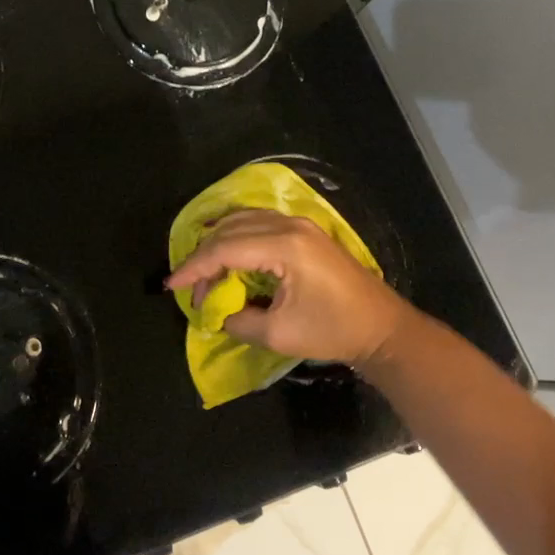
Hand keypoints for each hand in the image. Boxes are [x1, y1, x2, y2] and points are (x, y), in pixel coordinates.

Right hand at [164, 209, 414, 366]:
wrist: (382, 328)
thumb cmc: (333, 331)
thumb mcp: (278, 334)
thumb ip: (238, 319)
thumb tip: (214, 312)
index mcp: (285, 246)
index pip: (225, 248)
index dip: (195, 268)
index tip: (172, 286)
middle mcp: (289, 225)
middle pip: (229, 229)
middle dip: (203, 258)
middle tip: (189, 288)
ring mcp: (298, 223)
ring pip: (241, 220)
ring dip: (217, 244)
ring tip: (203, 273)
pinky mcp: (303, 230)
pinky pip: (257, 222)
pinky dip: (234, 236)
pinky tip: (225, 254)